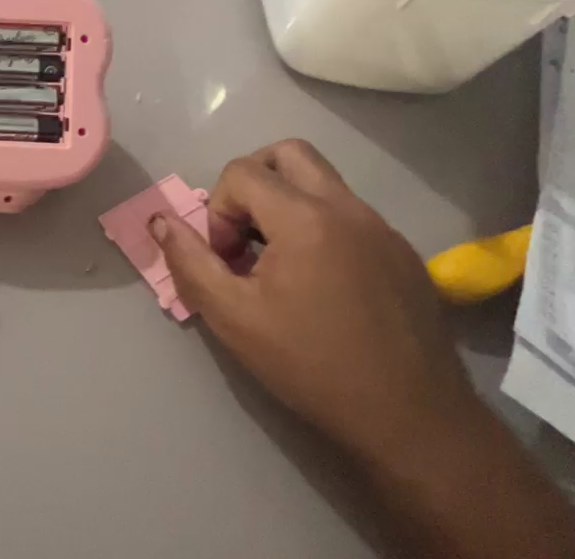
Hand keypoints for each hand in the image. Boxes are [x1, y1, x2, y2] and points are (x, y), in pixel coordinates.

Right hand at [152, 140, 485, 468]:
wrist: (413, 421)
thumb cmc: (312, 365)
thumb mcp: (232, 316)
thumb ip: (189, 260)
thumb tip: (161, 220)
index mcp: (306, 219)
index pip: (242, 172)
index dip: (218, 210)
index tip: (227, 259)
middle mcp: (348, 209)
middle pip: (288, 153)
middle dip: (253, 181)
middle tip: (244, 232)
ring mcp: (383, 229)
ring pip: (323, 181)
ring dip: (287, 204)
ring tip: (278, 261)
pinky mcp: (403, 253)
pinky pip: (350, 214)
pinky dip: (320, 228)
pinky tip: (319, 284)